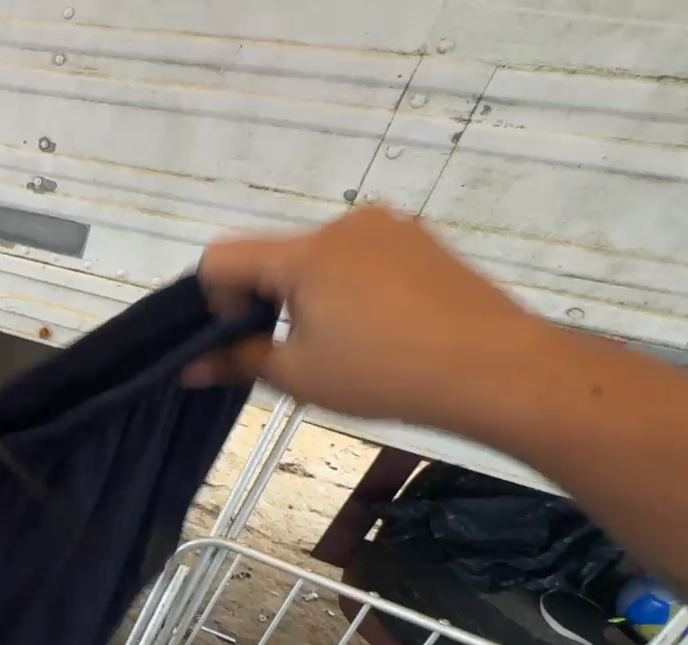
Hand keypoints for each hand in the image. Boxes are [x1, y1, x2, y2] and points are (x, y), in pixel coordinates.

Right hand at [184, 206, 558, 426]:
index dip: (210, 299)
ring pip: (312, 258)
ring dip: (300, 295)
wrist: (499, 369)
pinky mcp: (420, 241)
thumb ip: (234, 361)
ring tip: (332, 341)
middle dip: (259, 299)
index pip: (222, 257)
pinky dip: (341, 287)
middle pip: (269, 256)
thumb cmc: (383, 373)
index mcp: (306, 254)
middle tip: (282, 348)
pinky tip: (370, 328)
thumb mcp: (296, 375)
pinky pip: (355, 257)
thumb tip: (188, 368)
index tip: (237, 336)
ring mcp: (388, 228)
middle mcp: (344, 225)